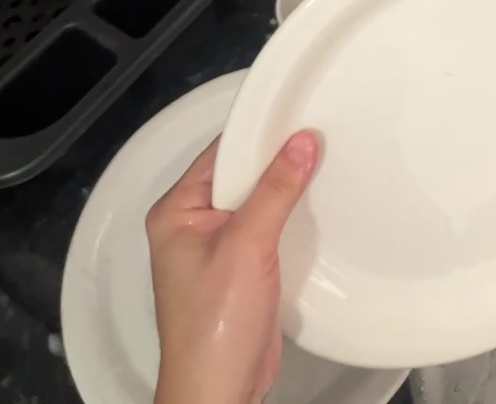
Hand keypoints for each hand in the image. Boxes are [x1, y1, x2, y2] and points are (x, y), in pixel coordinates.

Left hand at [146, 131, 320, 403]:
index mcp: (176, 211)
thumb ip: (275, 191)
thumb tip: (301, 143)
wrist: (221, 393)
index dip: (258, 134)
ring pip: (256, 198)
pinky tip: (312, 204)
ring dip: (284, 189)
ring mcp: (216, 245)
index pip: (222, 152)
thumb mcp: (247, 246)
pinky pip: (265, 223)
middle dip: (275, 161)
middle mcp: (192, 223)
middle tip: (315, 139)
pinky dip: (287, 215)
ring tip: (320, 164)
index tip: (296, 119)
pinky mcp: (240, 265)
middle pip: (240, 173)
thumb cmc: (214, 327)